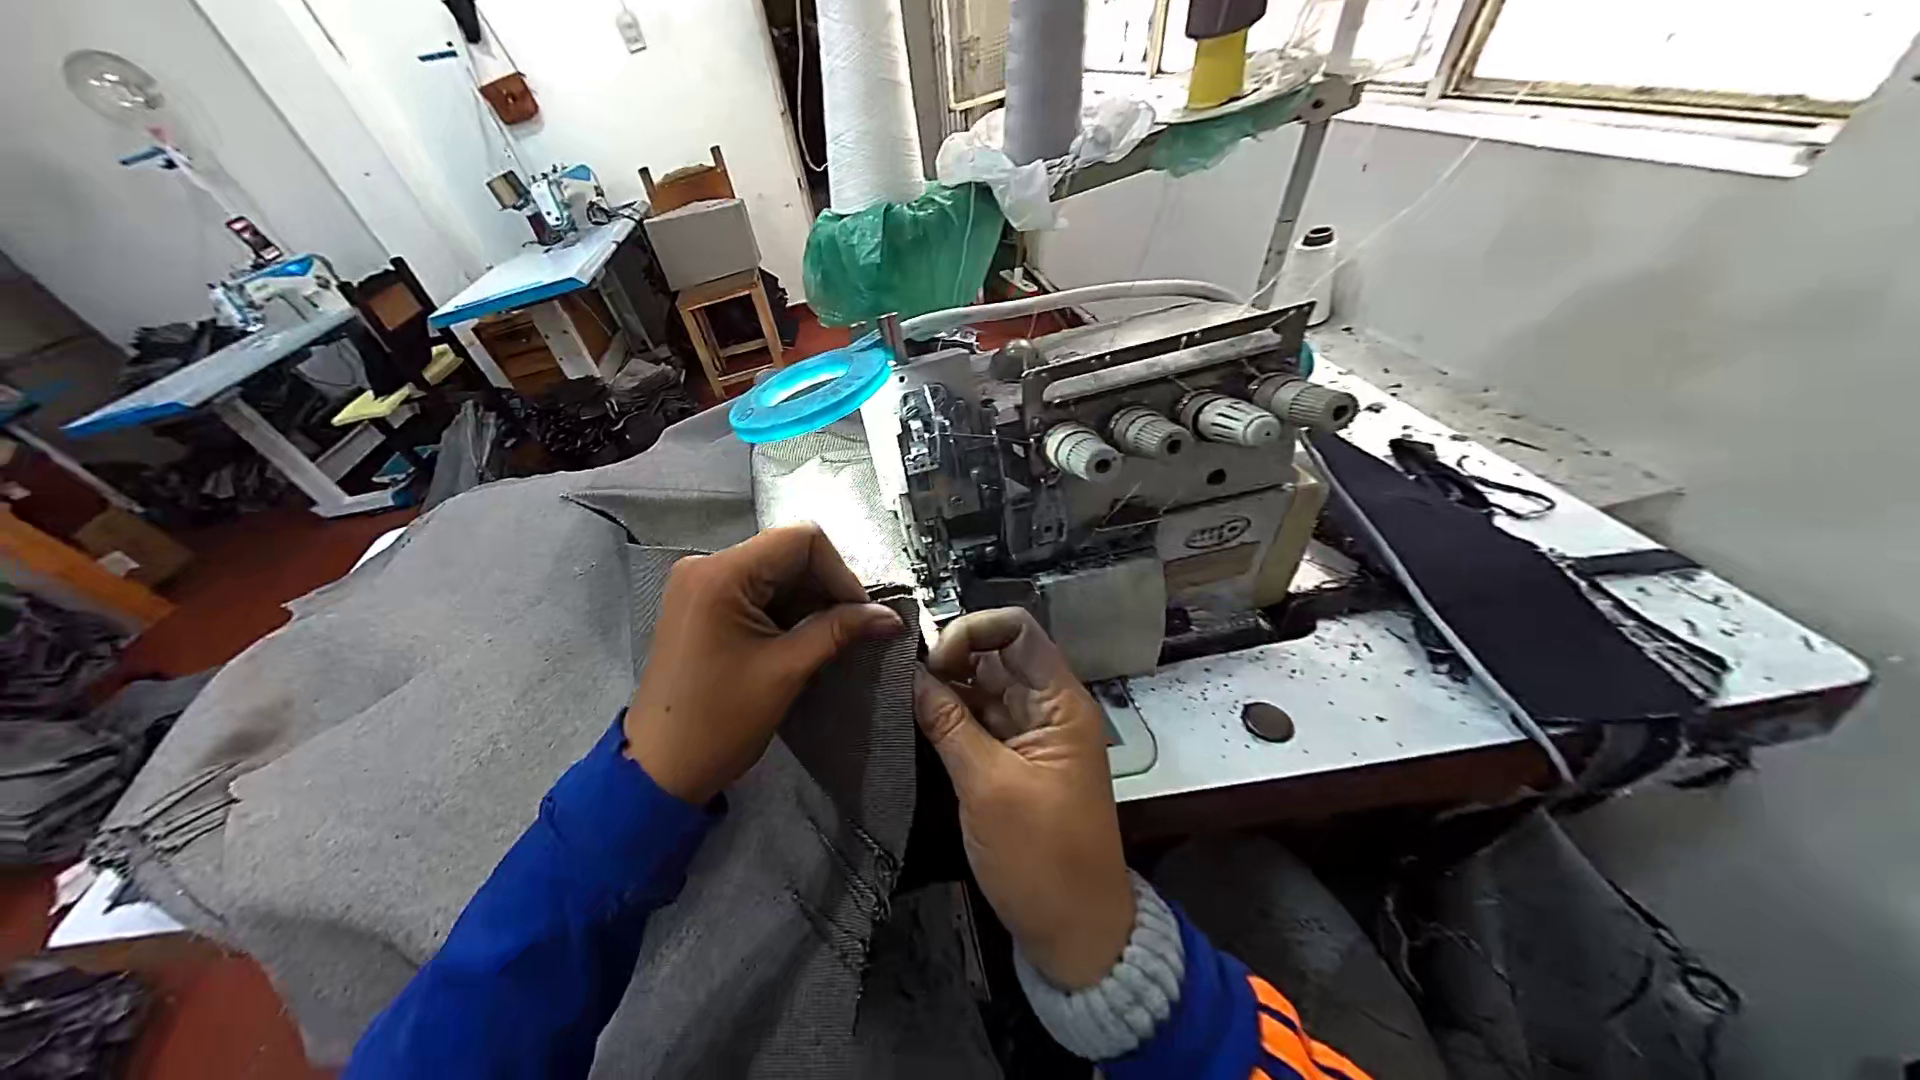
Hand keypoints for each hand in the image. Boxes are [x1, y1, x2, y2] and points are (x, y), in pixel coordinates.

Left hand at [625, 525, 903, 803]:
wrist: (659, 770)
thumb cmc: (719, 721)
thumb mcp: (787, 671)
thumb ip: (840, 631)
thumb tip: (890, 617)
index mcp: (721, 574)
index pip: (801, 540)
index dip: (840, 571)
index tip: (860, 612)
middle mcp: (707, 566)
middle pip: (789, 553)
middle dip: (827, 587)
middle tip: (853, 628)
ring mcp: (702, 584)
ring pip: (777, 572)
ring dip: (810, 600)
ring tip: (831, 637)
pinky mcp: (704, 604)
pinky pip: (758, 590)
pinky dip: (788, 609)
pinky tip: (804, 638)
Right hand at [913, 608, 1133, 988]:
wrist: (1074, 931)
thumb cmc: (1042, 857)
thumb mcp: (989, 787)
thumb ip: (949, 724)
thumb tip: (911, 674)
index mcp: (1059, 702)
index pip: (1018, 632)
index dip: (974, 632)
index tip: (934, 662)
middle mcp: (1046, 707)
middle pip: (997, 656)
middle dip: (952, 658)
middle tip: (905, 680)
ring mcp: (1028, 733)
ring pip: (983, 687)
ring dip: (946, 687)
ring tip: (901, 693)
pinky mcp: (1012, 759)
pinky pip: (979, 719)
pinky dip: (950, 715)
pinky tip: (917, 716)